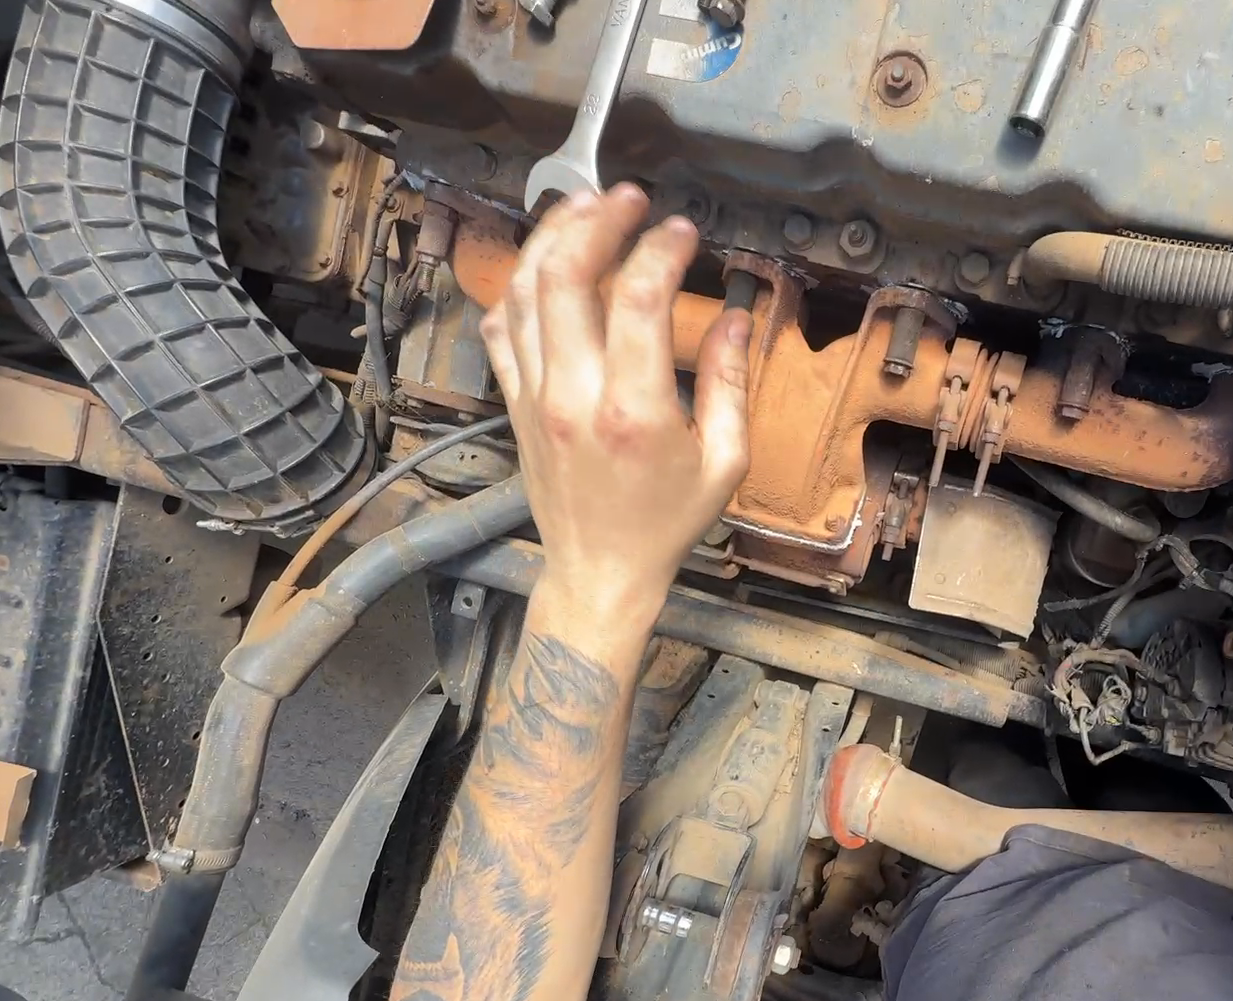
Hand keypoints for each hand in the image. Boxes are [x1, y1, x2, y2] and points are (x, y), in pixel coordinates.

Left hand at [481, 183, 749, 633]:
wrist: (601, 570)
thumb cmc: (668, 523)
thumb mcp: (724, 464)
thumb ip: (729, 387)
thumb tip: (732, 321)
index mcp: (634, 411)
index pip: (638, 300)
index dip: (662, 252)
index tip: (684, 234)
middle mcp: (574, 395)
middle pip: (564, 277)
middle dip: (596, 221)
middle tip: (627, 199)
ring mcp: (535, 397)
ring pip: (523, 291)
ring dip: (550, 238)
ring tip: (583, 208)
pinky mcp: (516, 405)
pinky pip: (500, 328)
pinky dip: (517, 286)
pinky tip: (544, 268)